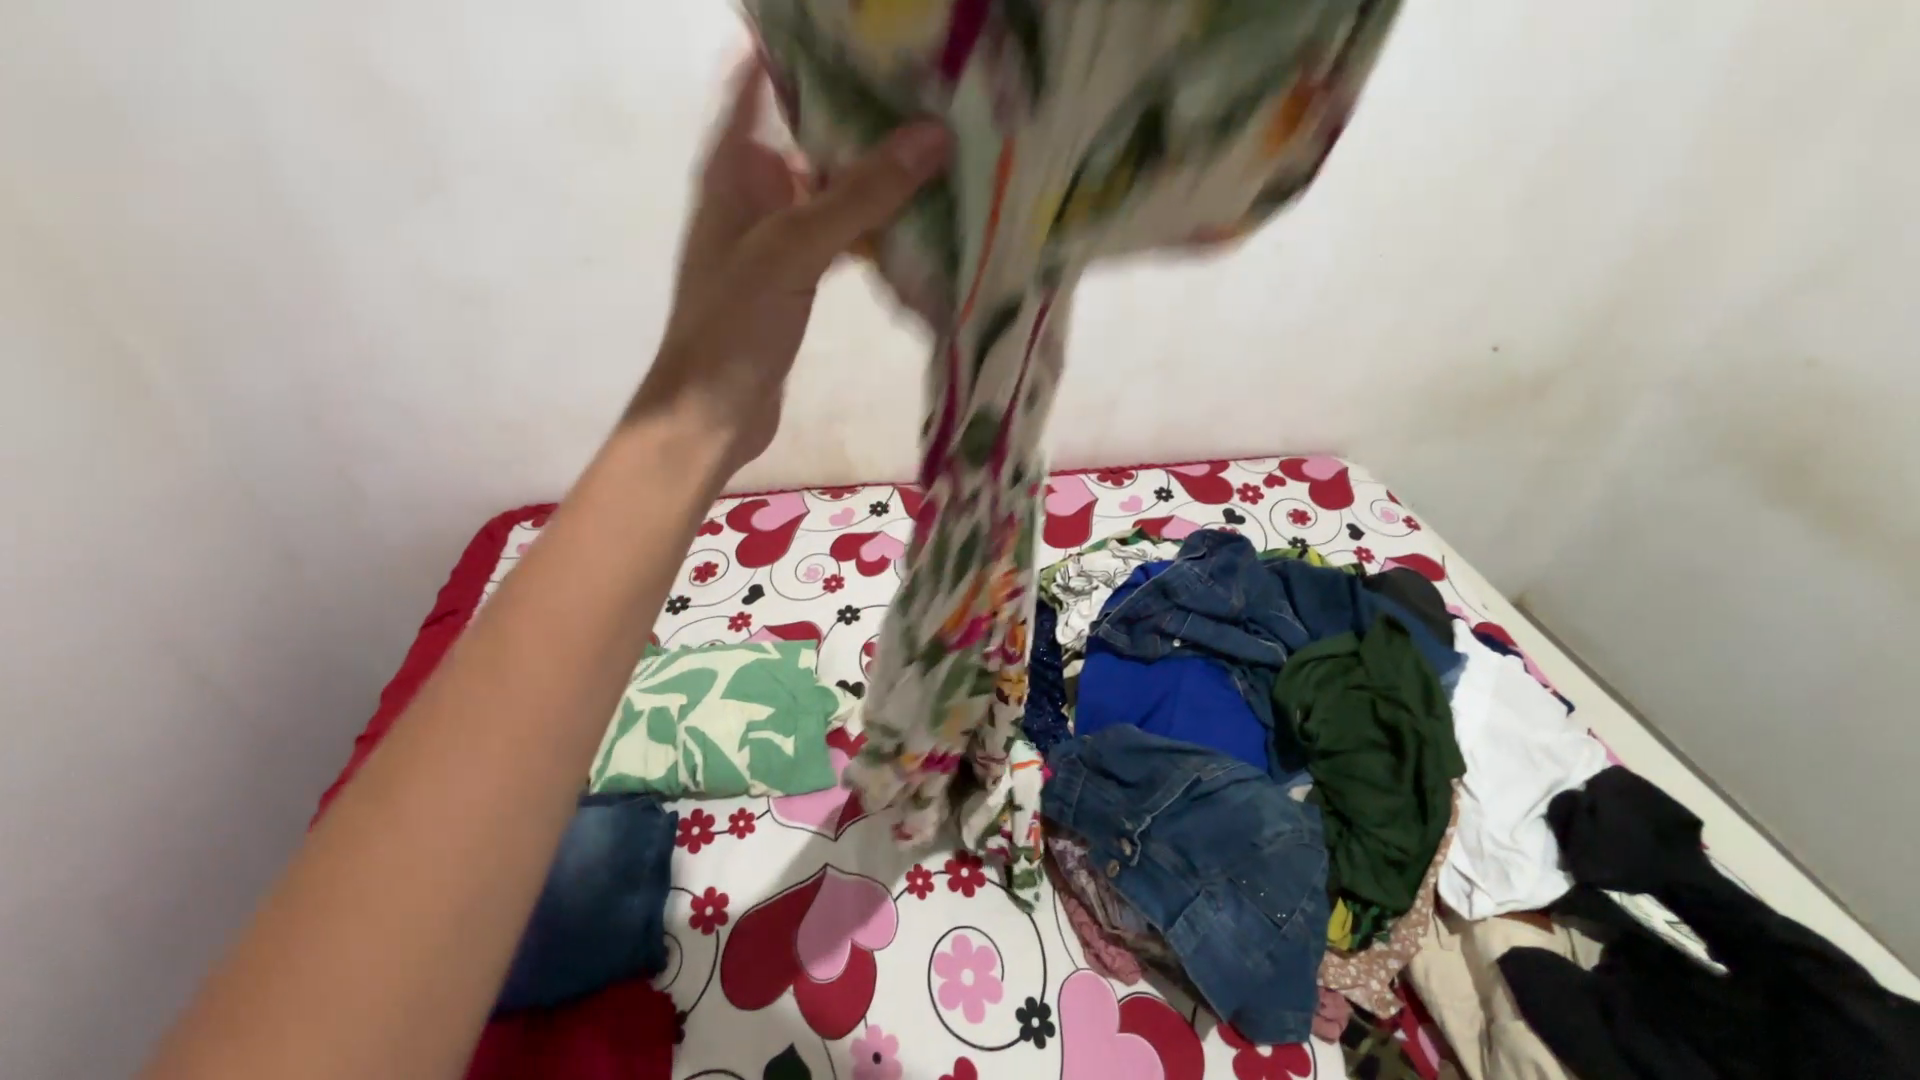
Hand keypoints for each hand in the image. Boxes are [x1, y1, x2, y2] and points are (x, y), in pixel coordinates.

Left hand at [631, 58, 951, 475]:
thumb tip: (931, 136)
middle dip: (866, 113)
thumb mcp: (792, 250)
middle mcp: (753, 189)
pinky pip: (843, 234)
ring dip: (878, 172)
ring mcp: (776, 234)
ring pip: (833, 186)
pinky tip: (921, 220)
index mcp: (733, 165)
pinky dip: (876, 226)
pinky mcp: (797, 274)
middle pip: (811, 131)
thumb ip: (859, 195)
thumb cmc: (733, 325)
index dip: (809, 53)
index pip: (763, 80)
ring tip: (941, 144)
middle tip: (933, 91)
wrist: (712, 413)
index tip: (870, 39)